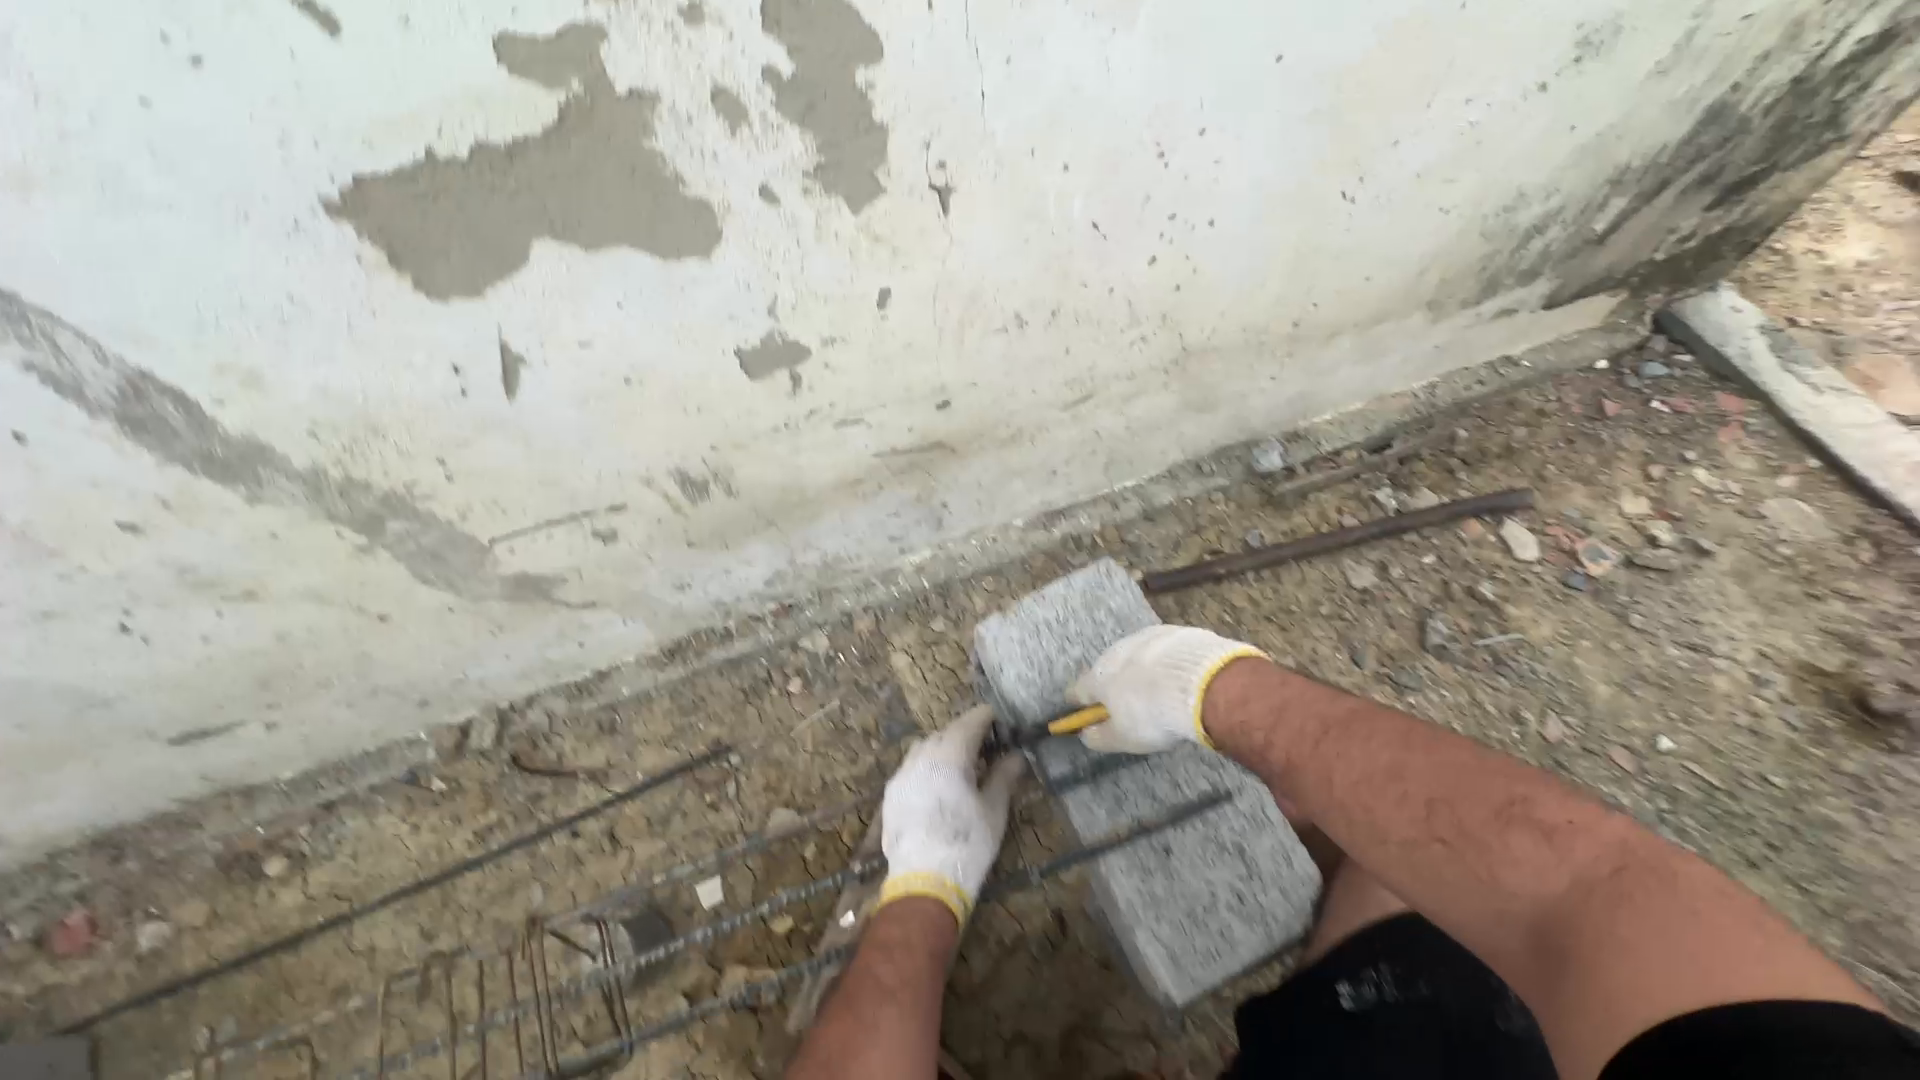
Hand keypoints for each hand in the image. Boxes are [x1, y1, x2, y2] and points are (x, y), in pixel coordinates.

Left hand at [877, 705, 1024, 926]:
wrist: (924, 881)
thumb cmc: (968, 843)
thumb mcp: (994, 810)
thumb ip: (1003, 777)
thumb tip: (1015, 756)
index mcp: (950, 755)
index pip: (970, 722)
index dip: (987, 719)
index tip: (1001, 723)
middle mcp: (922, 756)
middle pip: (945, 732)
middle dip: (966, 734)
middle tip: (986, 749)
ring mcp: (902, 774)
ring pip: (924, 748)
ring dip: (943, 749)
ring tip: (960, 769)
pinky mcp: (890, 794)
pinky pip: (911, 768)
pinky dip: (927, 768)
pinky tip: (938, 789)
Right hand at [1067, 625, 1267, 753]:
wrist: (1202, 684)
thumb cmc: (1153, 715)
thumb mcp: (1123, 738)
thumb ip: (1099, 737)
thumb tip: (1086, 733)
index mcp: (1098, 678)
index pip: (1078, 691)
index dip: (1080, 704)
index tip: (1085, 713)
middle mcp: (1114, 652)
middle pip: (1108, 671)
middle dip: (1115, 686)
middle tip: (1132, 707)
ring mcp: (1144, 638)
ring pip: (1135, 657)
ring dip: (1141, 671)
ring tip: (1161, 692)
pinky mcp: (1173, 631)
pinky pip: (1162, 649)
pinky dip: (1165, 662)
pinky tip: (1180, 677)